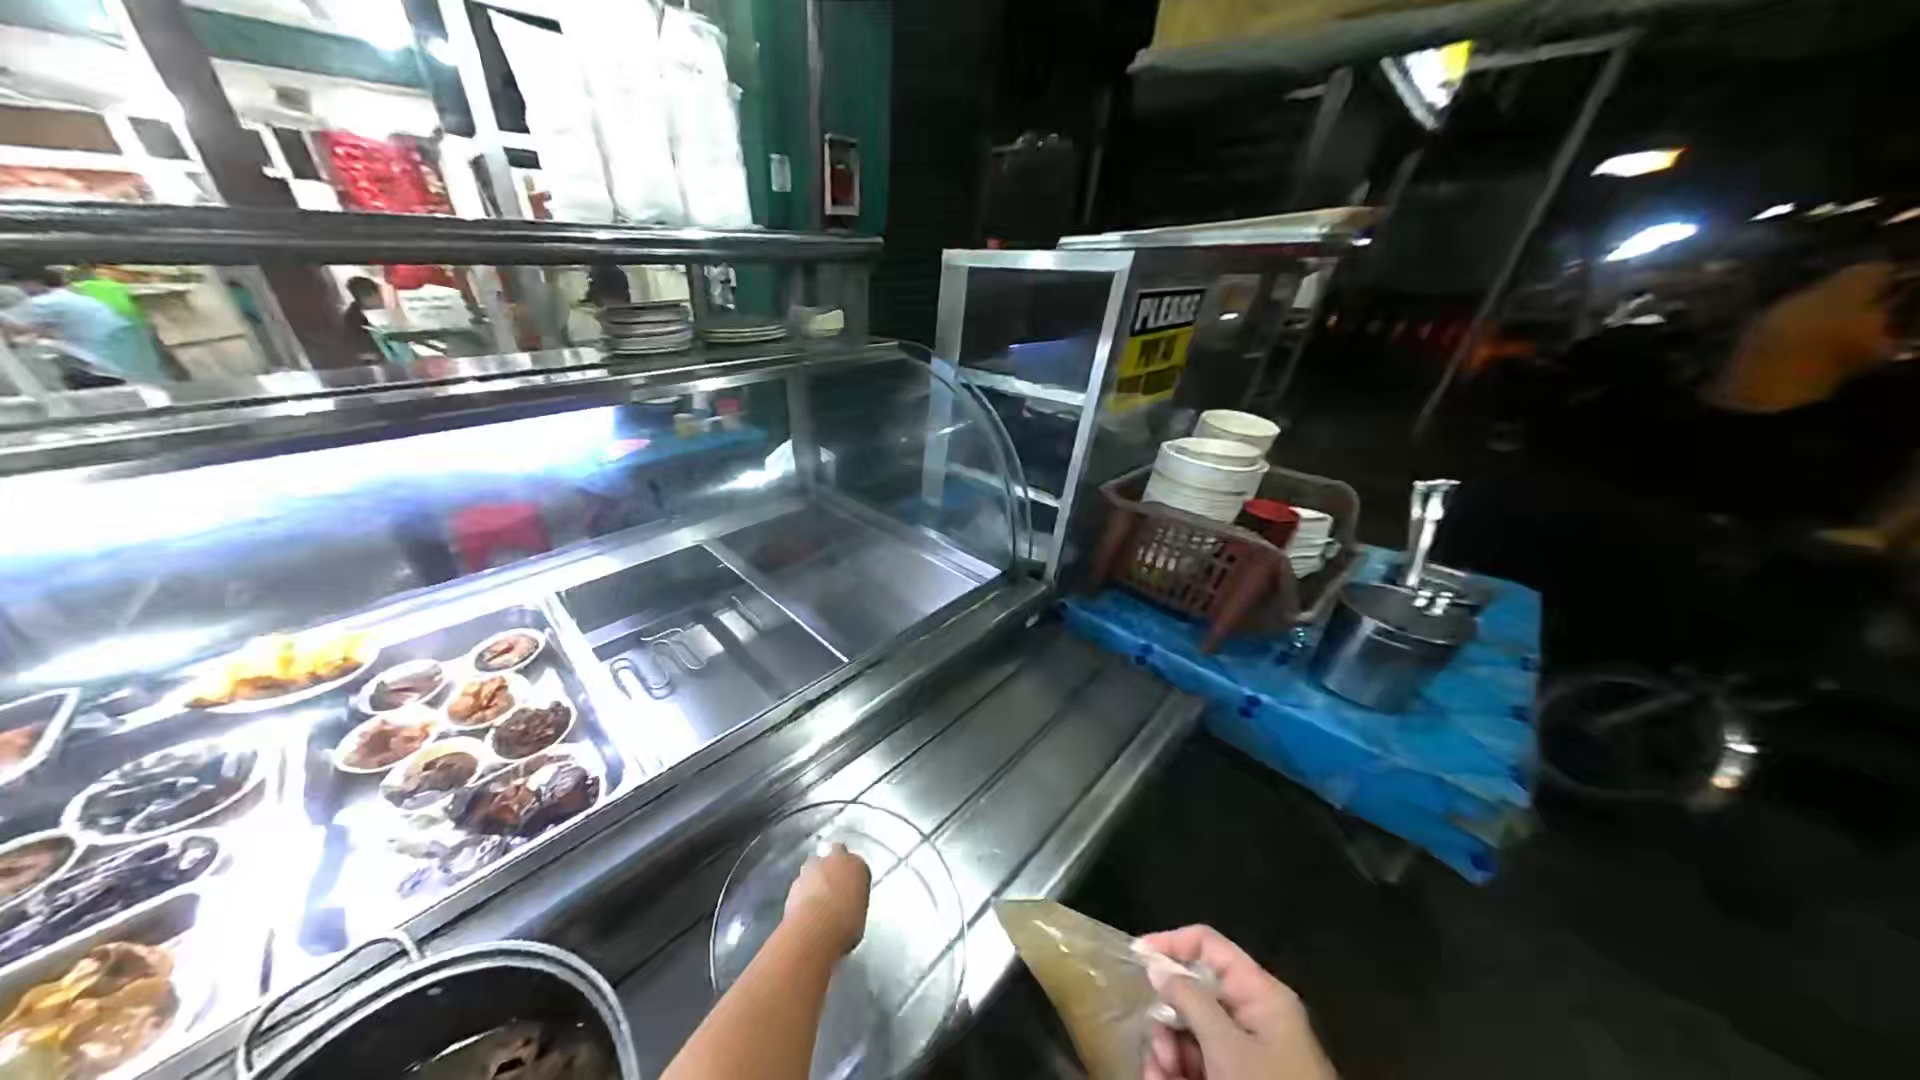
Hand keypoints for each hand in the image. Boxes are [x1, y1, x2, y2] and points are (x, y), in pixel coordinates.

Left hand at [784, 843, 870, 954]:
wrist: (816, 928)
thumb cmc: (847, 923)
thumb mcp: (860, 913)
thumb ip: (854, 900)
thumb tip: (847, 906)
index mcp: (858, 865)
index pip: (857, 866)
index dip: (853, 878)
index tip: (851, 891)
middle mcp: (836, 859)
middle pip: (836, 852)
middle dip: (834, 865)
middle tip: (834, 885)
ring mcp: (813, 867)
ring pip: (815, 865)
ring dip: (816, 877)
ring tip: (817, 900)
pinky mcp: (795, 880)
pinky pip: (802, 882)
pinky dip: (803, 891)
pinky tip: (804, 908)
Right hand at [1139, 925, 1336, 1079]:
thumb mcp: (1226, 1047)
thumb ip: (1190, 1000)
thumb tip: (1157, 966)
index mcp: (1259, 994)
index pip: (1208, 945)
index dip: (1171, 943)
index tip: (1136, 958)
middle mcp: (1252, 1015)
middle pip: (1194, 992)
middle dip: (1168, 1019)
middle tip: (1159, 1050)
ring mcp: (1245, 1052)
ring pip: (1191, 1031)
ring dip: (1167, 1052)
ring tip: (1159, 1076)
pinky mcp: (1237, 1078)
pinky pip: (1198, 1062)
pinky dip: (1176, 1070)